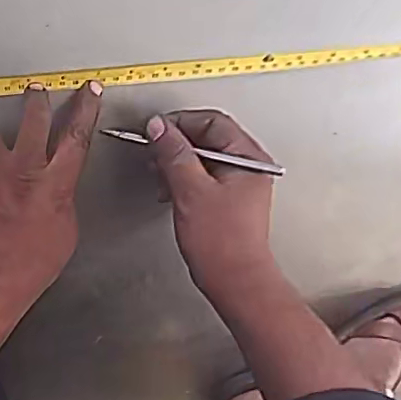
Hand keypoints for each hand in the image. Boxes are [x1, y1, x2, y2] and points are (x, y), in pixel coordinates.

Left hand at [0, 82, 102, 312]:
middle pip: (34, 116)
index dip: (85, 107)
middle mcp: (23, 171)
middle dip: (38, 101)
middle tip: (38, 95)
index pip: (77, 133)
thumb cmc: (31, 264)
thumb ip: (64, 194)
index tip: (88, 92)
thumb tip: (60, 178)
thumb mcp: (67, 229)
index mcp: (54, 183)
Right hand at [145, 109, 279, 302]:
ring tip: (159, 175)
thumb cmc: (222, 242)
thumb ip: (174, 154)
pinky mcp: (225, 199)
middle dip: (175, 143)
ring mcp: (237, 183)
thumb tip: (160, 128)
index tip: (154, 131)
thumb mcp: (190, 190)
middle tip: (153, 154)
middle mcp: (247, 166)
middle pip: (206, 137)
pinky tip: (168, 190)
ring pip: (201, 157)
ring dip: (175, 162)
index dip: (179, 122)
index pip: (211, 121)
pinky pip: (201, 176)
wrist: (233, 279)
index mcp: (247, 157)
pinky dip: (181, 178)